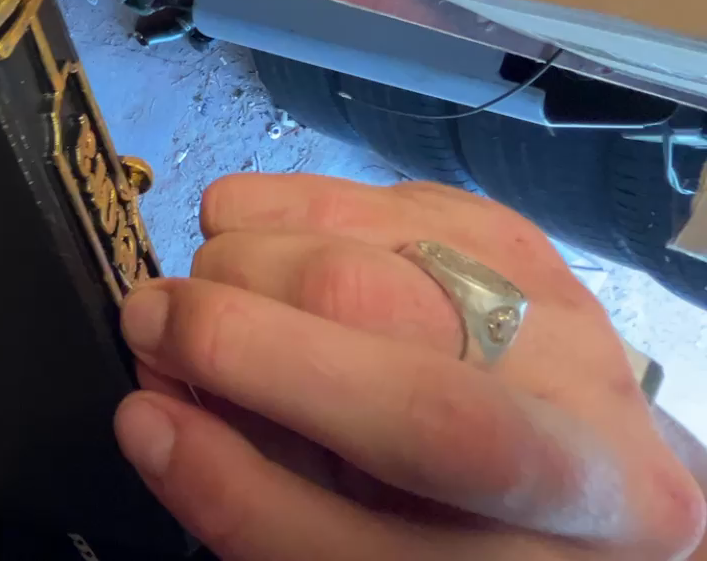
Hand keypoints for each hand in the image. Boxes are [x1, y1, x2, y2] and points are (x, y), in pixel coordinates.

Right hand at [112, 174, 706, 559]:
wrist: (543, 479)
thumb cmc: (441, 536)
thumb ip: (246, 506)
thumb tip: (140, 416)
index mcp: (575, 493)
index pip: (423, 417)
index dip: (251, 363)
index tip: (140, 352)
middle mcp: (572, 364)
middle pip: (342, 286)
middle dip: (215, 312)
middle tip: (171, 349)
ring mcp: (520, 271)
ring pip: (309, 222)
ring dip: (224, 268)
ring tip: (247, 329)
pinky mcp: (468, 216)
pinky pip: (303, 190)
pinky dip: (245, 228)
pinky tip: (281, 287)